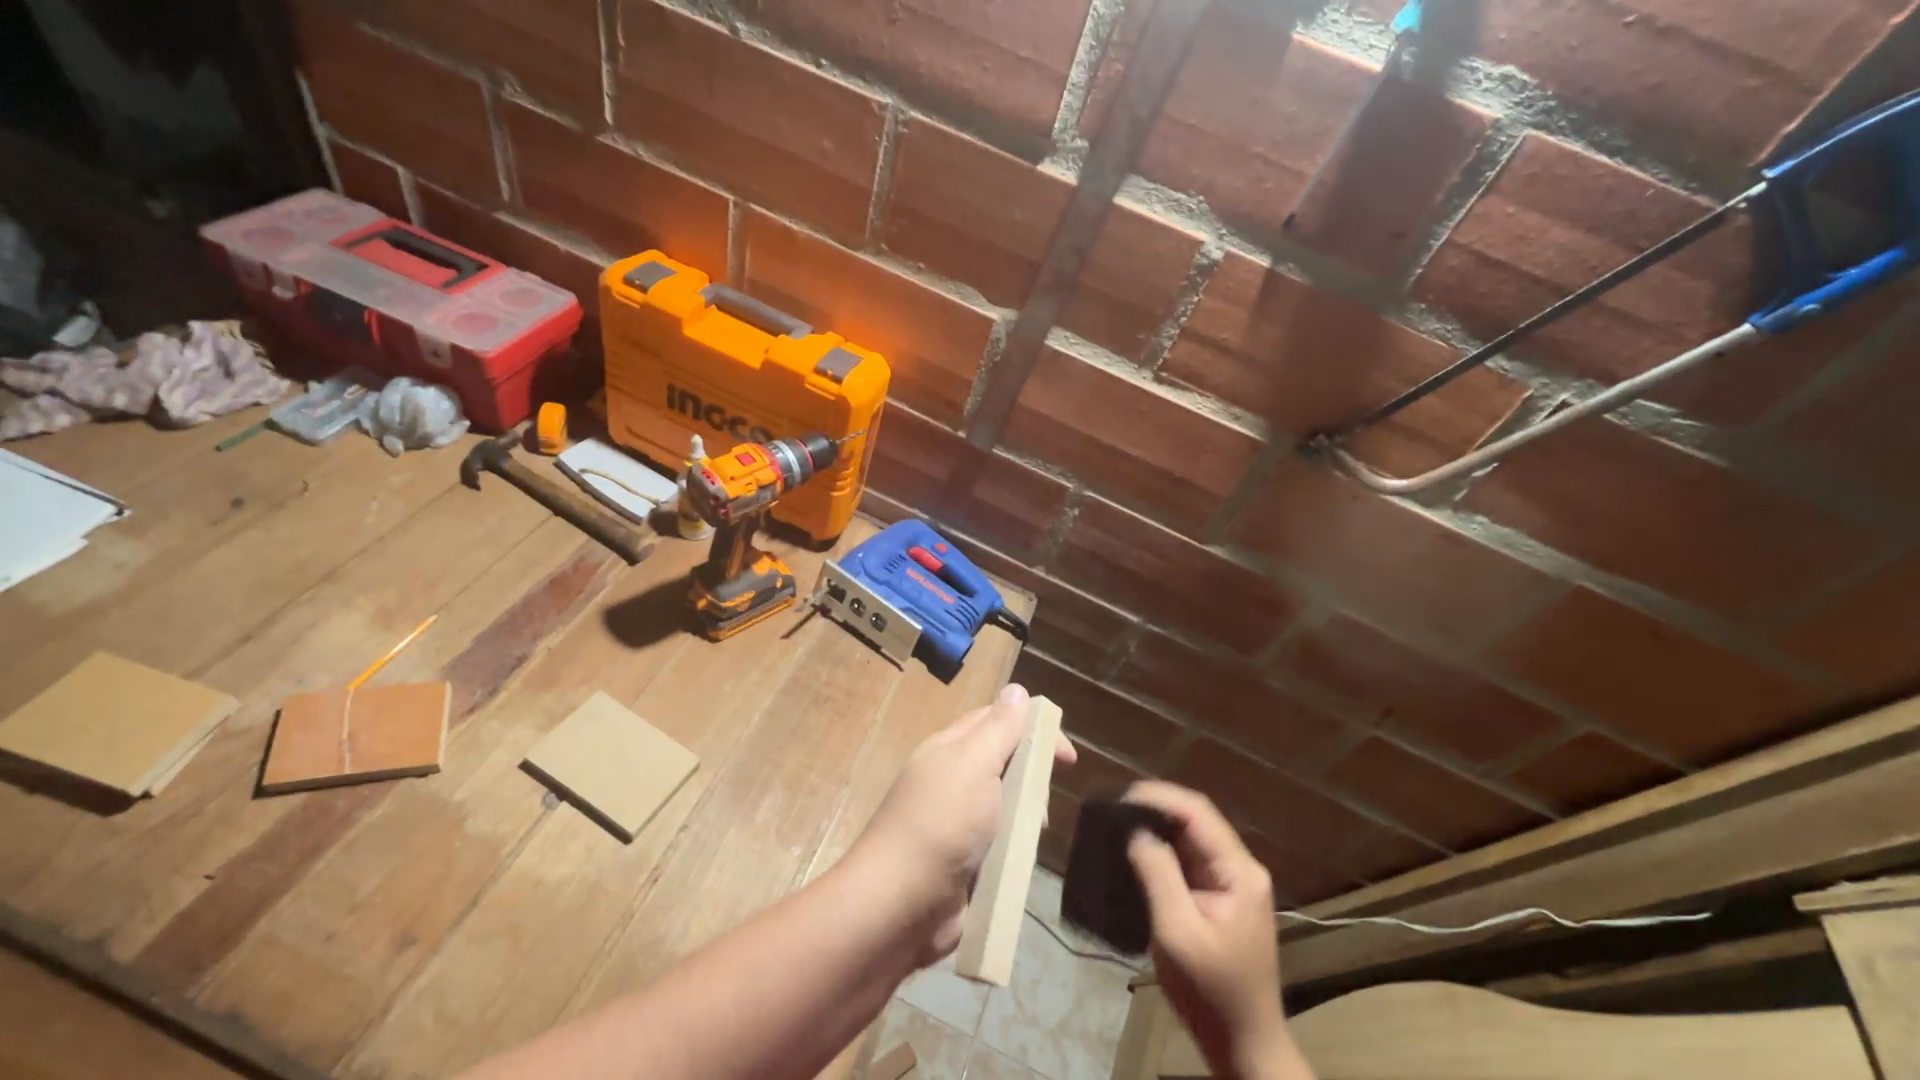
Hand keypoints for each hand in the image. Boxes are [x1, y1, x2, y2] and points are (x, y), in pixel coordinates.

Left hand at [851, 683, 1074, 963]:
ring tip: (1029, 836)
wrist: (900, 905)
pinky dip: (1013, 851)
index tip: (1067, 758)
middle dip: (1032, 780)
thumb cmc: (941, 824)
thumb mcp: (973, 763)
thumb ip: (998, 729)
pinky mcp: (961, 863)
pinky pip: (998, 846)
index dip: (1033, 729)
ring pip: (1005, 808)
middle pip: (1004, 765)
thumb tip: (1017, 690)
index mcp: (948, 749)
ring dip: (1024, 819)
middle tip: (1040, 806)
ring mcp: (954, 825)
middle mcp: (949, 781)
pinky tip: (1019, 863)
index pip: (996, 721)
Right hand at [1126, 782, 1308, 1079]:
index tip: (1119, 798)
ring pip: (1190, 842)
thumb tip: (1136, 830)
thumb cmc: (1211, 990)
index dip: (1159, 798)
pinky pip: (1188, 865)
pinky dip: (1161, 855)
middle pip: (1195, 823)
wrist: (1243, 1043)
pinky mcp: (1218, 902)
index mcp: (1239, 871)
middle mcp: (1239, 870)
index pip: (1198, 813)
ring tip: (1117, 829)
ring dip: (1156, 832)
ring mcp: (1230, 886)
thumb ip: (1158, 874)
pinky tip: (1135, 857)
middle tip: (1111, 813)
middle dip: (1154, 811)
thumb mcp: (1177, 932)